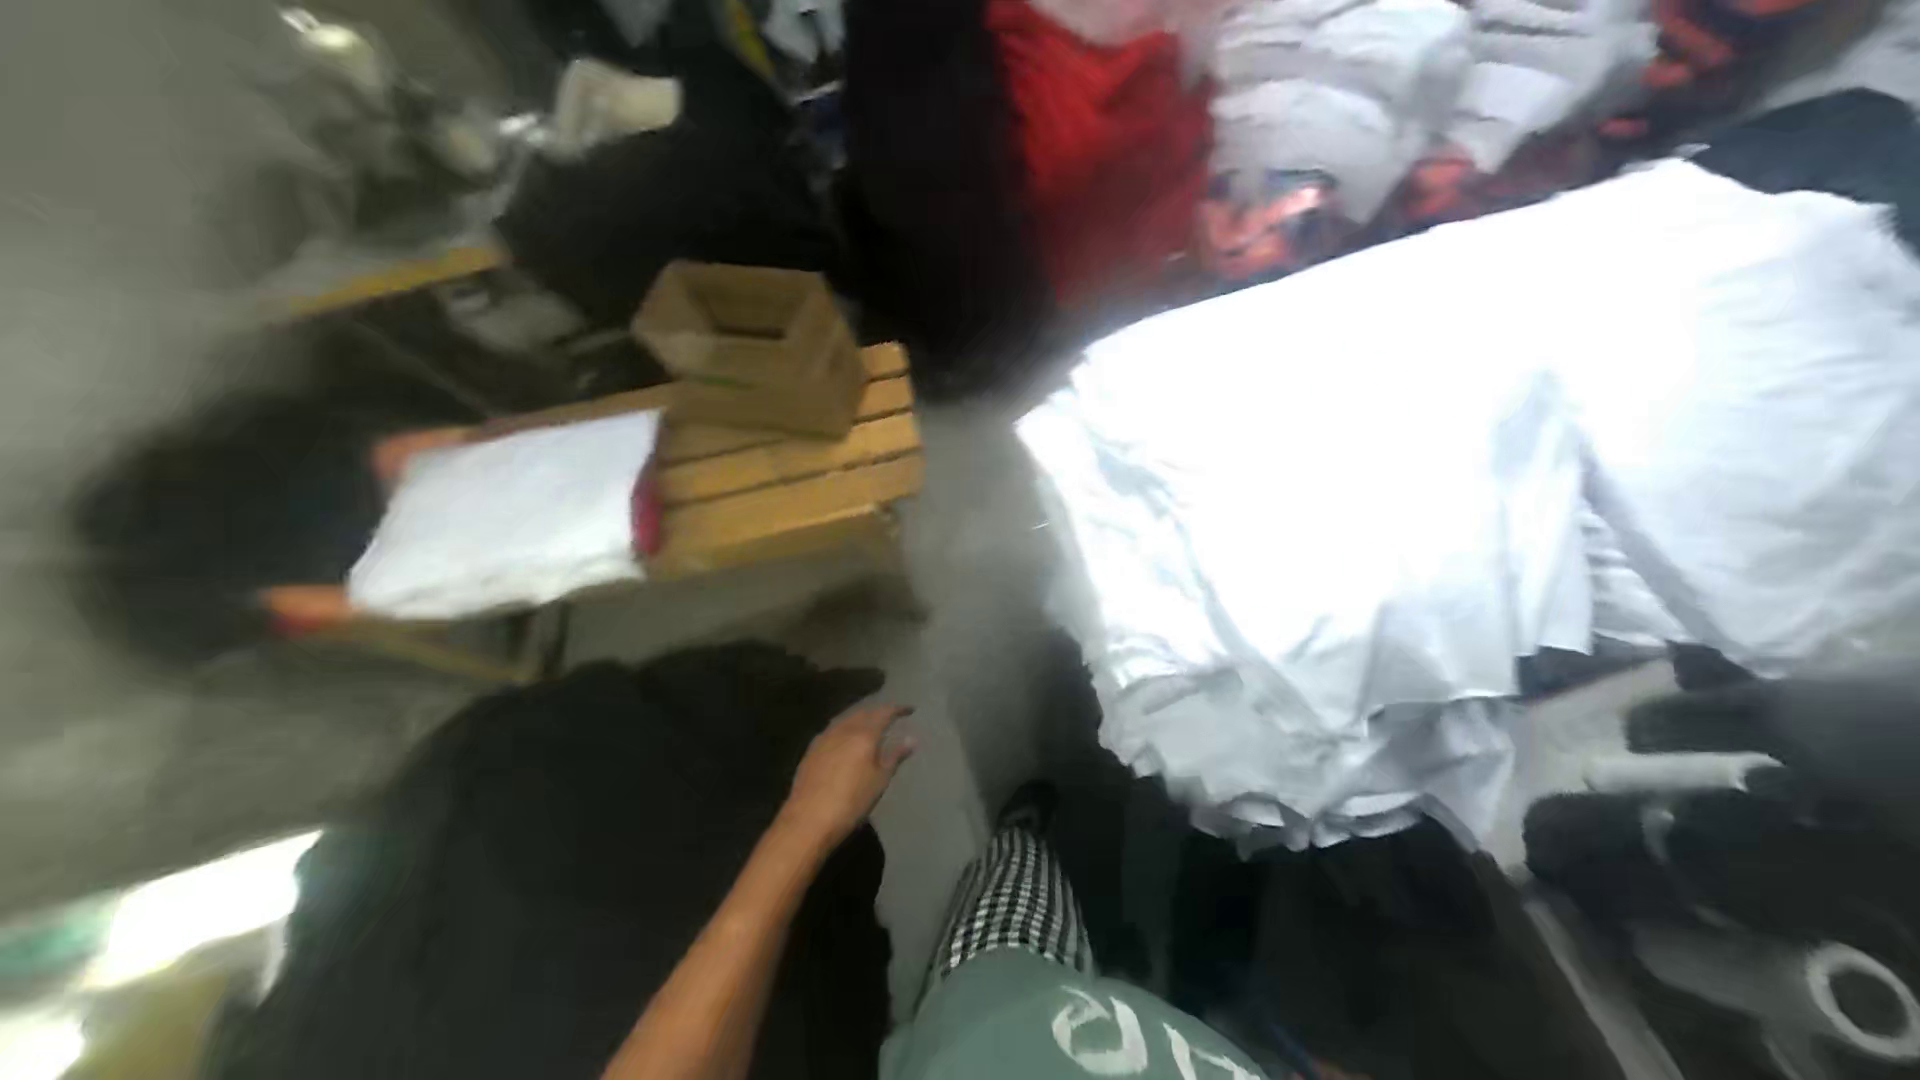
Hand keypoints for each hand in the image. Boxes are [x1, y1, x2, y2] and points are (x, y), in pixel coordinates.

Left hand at [778, 705, 915, 849]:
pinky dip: (846, 727)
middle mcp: (843, 729)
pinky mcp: (811, 749)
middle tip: (891, 715)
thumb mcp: (879, 780)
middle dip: (878, 711)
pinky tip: (846, 738)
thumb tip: (912, 739)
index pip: (884, 713)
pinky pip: (833, 729)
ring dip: (861, 717)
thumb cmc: (851, 802)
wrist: (808, 820)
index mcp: (863, 734)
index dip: (897, 709)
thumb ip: (894, 756)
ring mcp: (824, 738)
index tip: (909, 710)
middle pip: (863, 712)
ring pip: (846, 719)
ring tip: (871, 724)